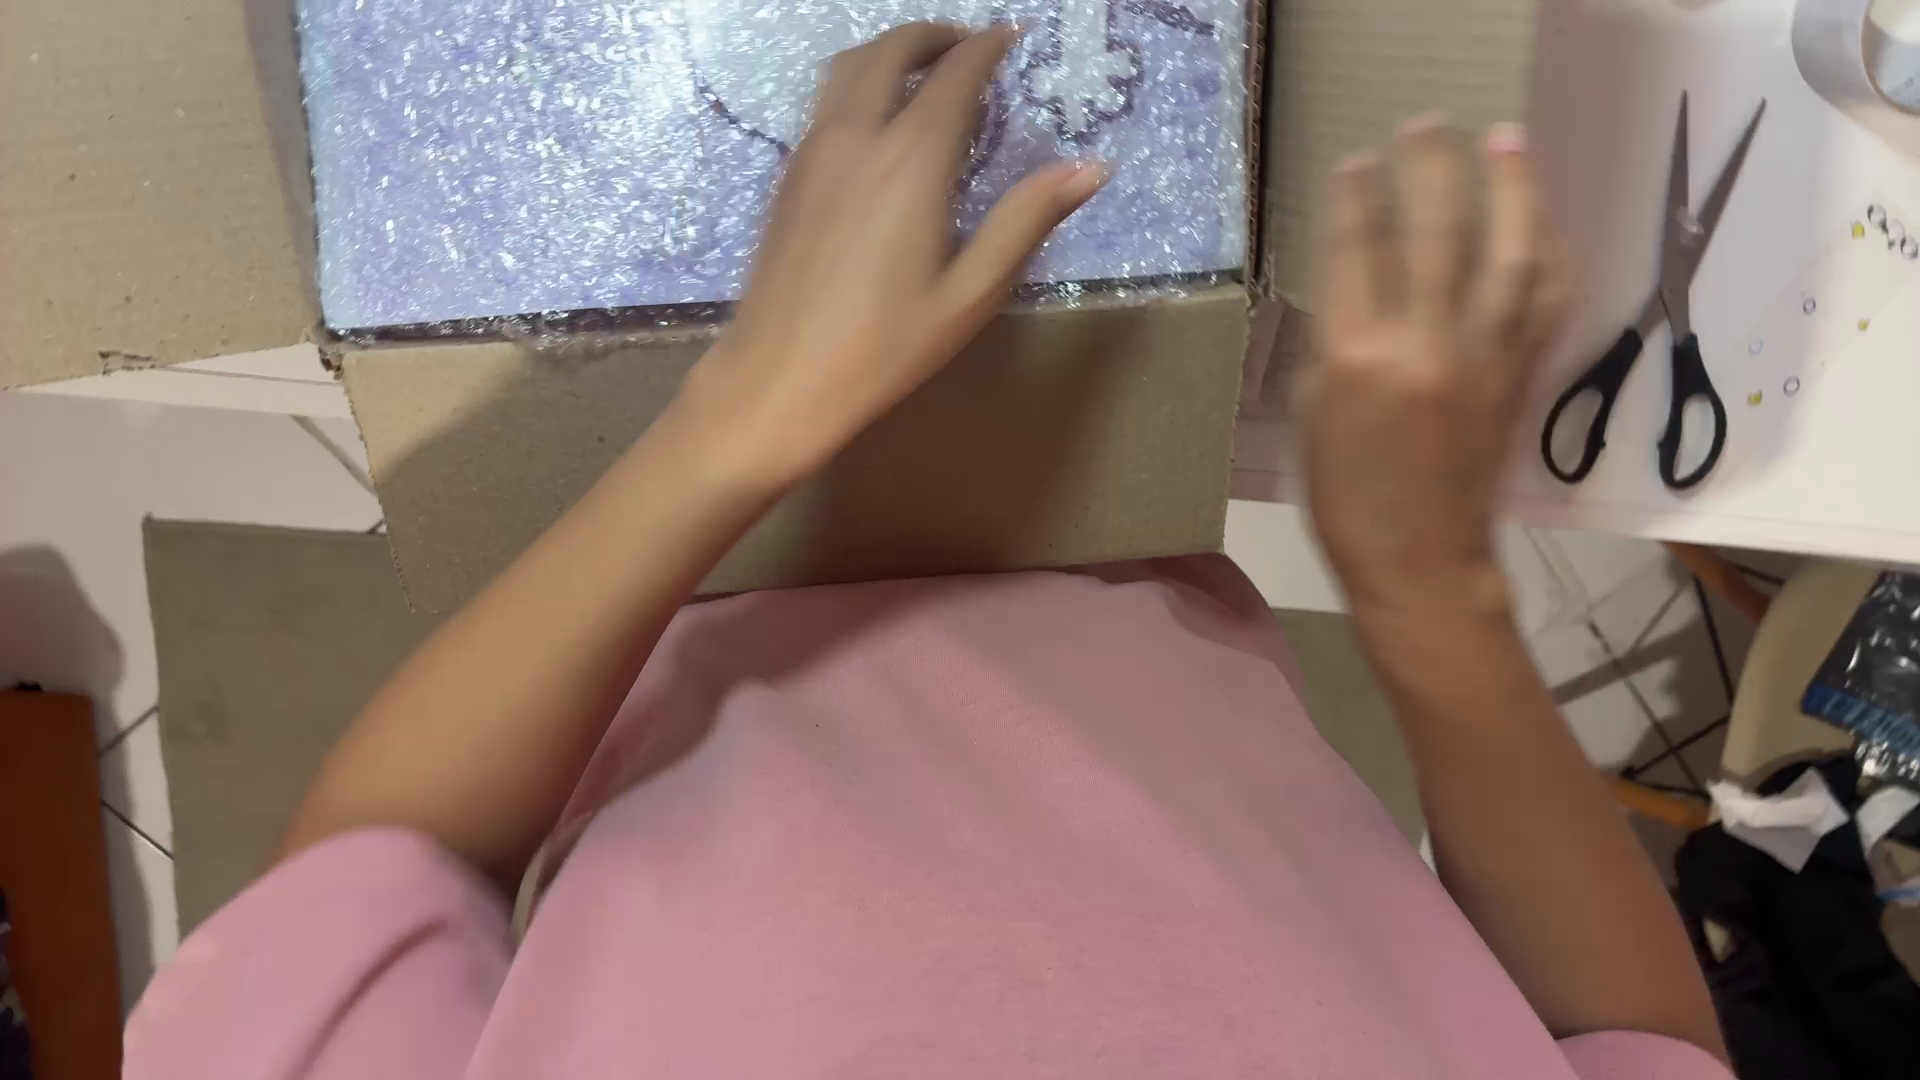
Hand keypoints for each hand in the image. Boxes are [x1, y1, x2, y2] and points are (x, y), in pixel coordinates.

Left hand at [676, 23, 1106, 488]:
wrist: (781, 378)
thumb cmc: (885, 348)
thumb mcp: (969, 294)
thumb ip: (1026, 222)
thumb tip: (1091, 168)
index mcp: (911, 159)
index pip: (955, 74)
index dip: (988, 49)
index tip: (1010, 41)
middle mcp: (856, 136)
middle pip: (892, 50)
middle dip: (935, 36)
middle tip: (967, 48)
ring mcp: (811, 153)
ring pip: (846, 67)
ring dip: (889, 53)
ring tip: (920, 73)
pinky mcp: (786, 178)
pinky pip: (822, 103)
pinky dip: (855, 86)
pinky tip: (872, 126)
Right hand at [1298, 117, 1570, 617]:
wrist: (1419, 557)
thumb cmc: (1344, 499)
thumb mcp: (1311, 420)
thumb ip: (1330, 350)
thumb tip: (1346, 299)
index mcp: (1358, 359)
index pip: (1357, 254)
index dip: (1356, 199)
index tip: (1355, 163)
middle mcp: (1428, 343)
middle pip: (1436, 233)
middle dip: (1429, 169)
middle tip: (1422, 127)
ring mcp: (1487, 354)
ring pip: (1509, 250)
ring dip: (1507, 186)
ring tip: (1499, 140)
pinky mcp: (1525, 372)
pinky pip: (1546, 295)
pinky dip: (1546, 247)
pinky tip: (1538, 220)